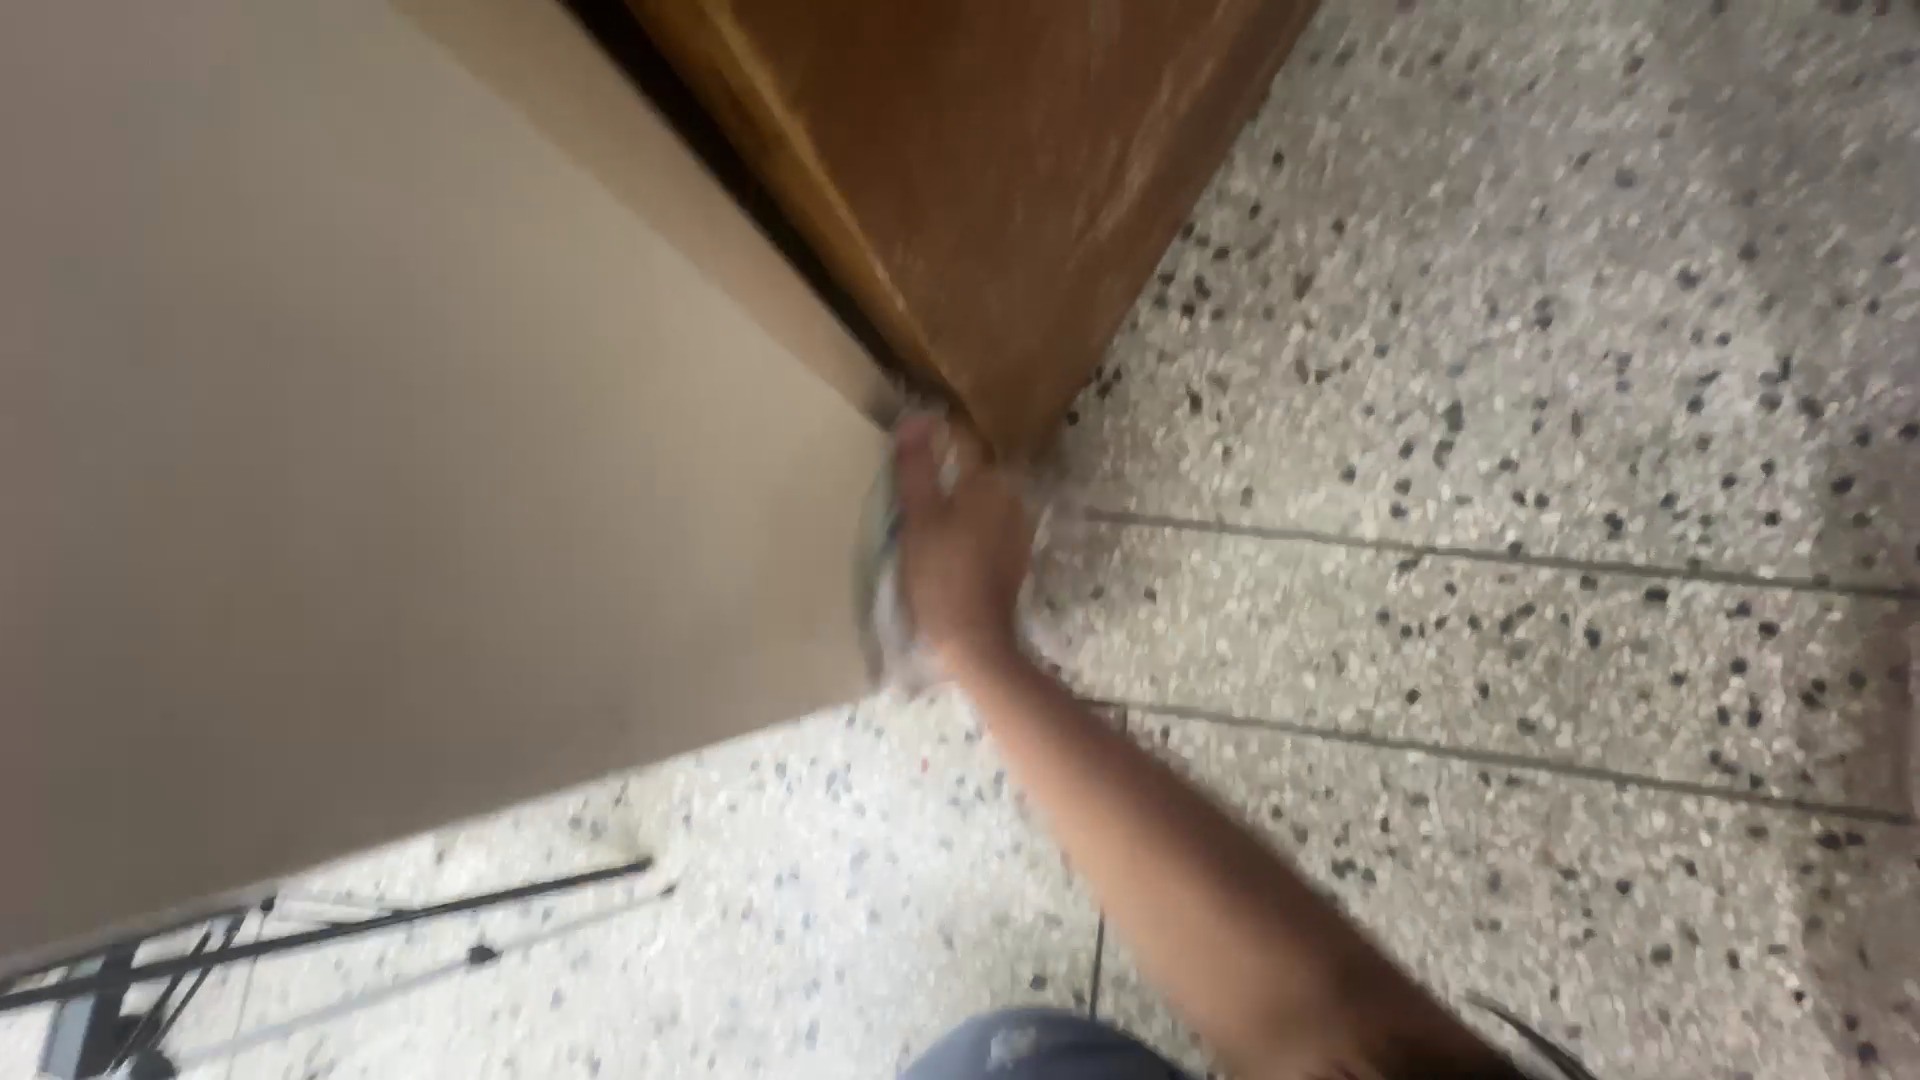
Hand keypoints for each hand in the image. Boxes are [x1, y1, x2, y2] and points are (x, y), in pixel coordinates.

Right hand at [892, 415, 1032, 671]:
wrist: (975, 638)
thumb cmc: (940, 574)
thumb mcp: (919, 517)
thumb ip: (917, 466)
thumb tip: (915, 416)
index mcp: (991, 481)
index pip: (964, 442)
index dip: (938, 440)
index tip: (914, 449)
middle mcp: (1014, 497)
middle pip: (977, 471)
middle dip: (952, 471)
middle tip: (919, 484)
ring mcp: (1020, 528)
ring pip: (986, 499)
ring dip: (964, 500)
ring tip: (933, 513)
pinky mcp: (1017, 554)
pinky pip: (992, 525)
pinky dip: (974, 525)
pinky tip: (955, 540)